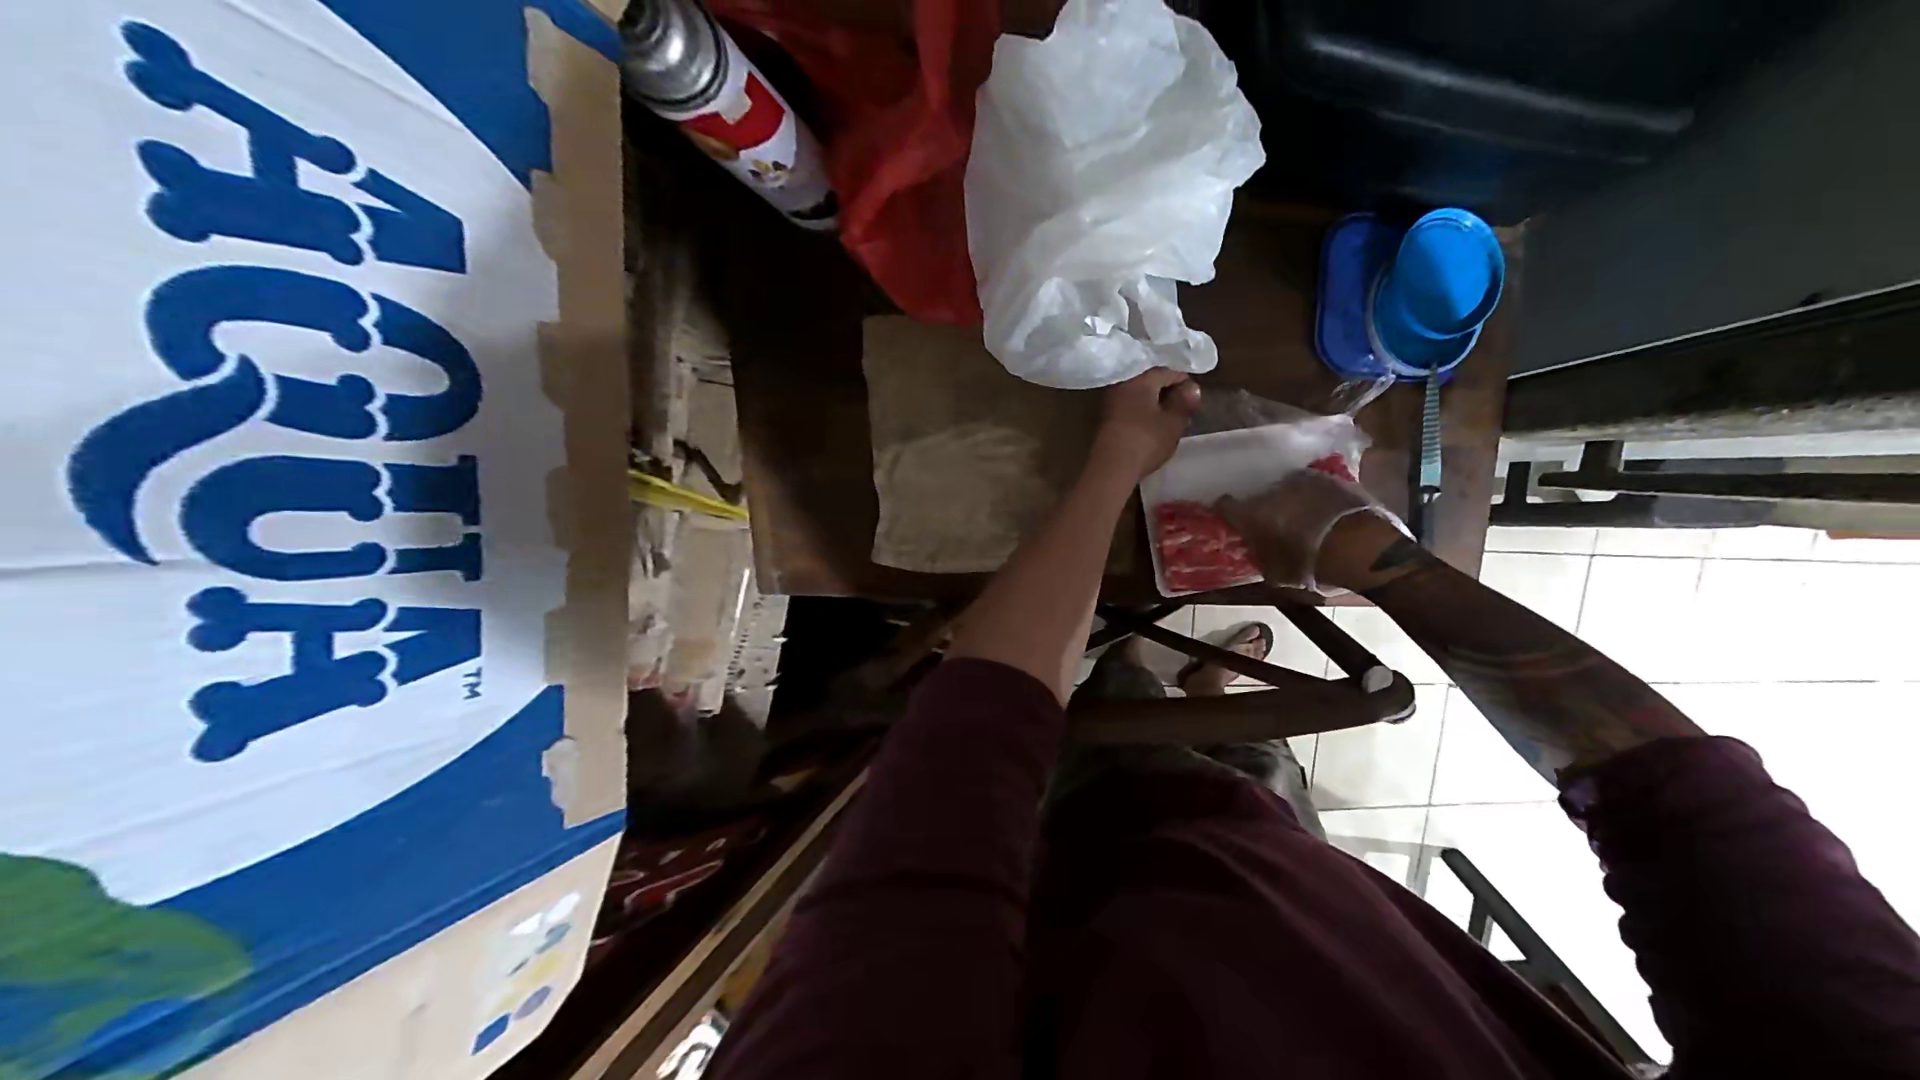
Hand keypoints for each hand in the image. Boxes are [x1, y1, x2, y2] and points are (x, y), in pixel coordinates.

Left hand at [1092, 368, 1201, 478]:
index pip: (1168, 370)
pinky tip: (1151, 424)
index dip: (1186, 382)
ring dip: (1154, 402)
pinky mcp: (1104, 418)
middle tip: (1184, 408)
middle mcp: (1121, 383)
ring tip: (1169, 417)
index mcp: (1139, 378)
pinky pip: (1129, 406)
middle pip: (1150, 380)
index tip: (1195, 398)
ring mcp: (1109, 401)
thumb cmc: (1145, 441)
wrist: (1110, 469)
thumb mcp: (1174, 422)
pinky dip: (1142, 411)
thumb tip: (1191, 389)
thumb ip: (1184, 402)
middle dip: (1169, 392)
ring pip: (1139, 394)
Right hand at [1216, 469, 1406, 591]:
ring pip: (1289, 487)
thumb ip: (1261, 556)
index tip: (1229, 518)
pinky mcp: (1334, 478)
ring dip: (1290, 498)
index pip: (1225, 505)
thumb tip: (1256, 548)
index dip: (1226, 511)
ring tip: (1300, 514)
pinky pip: (1316, 485)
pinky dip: (1316, 496)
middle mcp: (1273, 490)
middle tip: (1272, 522)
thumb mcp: (1278, 574)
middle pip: (1260, 495)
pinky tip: (1324, 509)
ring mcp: (1305, 480)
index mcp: (1253, 514)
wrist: (1364, 549)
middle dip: (1264, 506)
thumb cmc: (1313, 566)